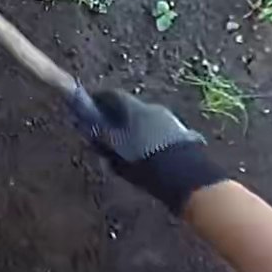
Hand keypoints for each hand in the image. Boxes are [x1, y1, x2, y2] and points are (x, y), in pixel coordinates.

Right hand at [90, 90, 225, 213]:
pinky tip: (149, 156)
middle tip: (108, 135)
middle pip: (129, 108)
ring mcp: (171, 120)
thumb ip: (98, 136)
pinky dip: (152, 139)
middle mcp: (152, 107)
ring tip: (129, 150)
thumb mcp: (112, 151)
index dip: (97, 102)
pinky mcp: (184, 134)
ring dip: (136, 130)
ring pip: (146, 121)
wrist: (185, 176)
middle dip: (118, 119)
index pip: (109, 95)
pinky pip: (160, 132)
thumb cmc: (143, 161)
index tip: (89, 111)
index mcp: (132, 108)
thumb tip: (85, 126)